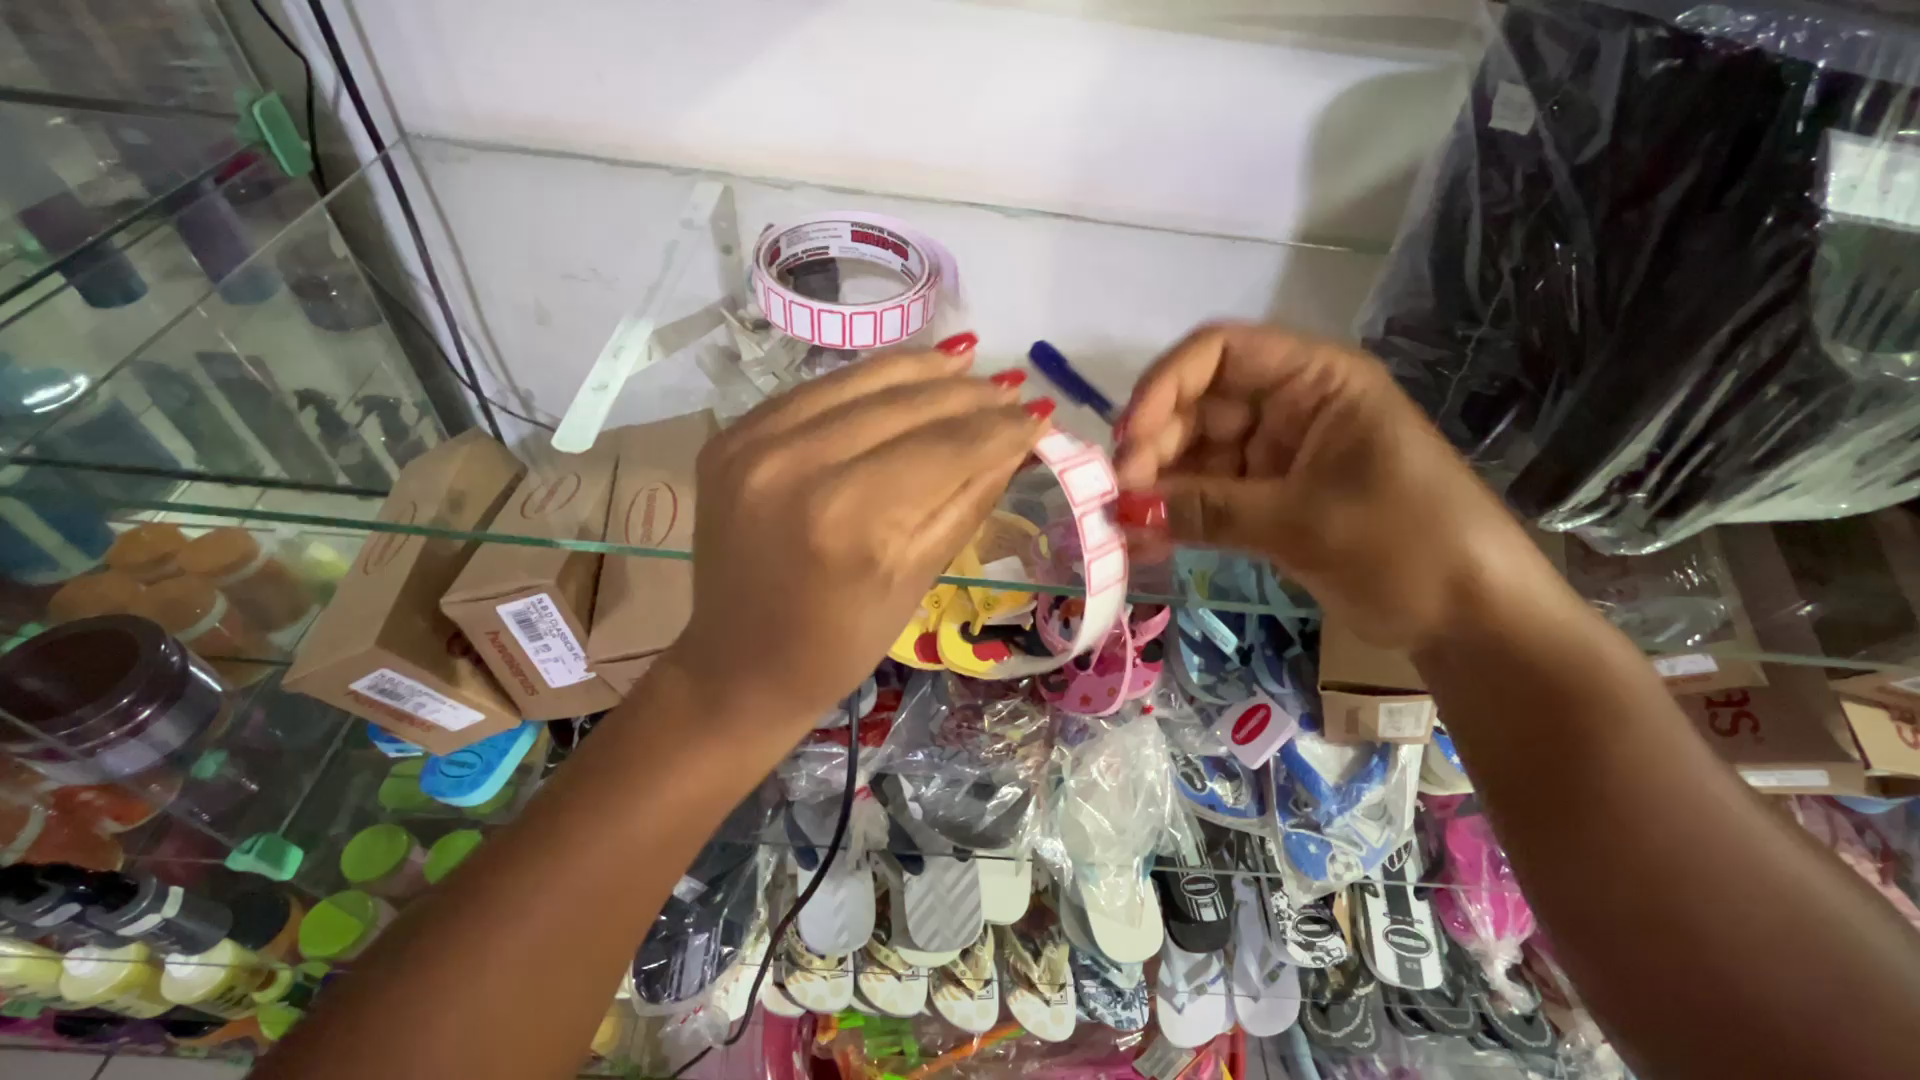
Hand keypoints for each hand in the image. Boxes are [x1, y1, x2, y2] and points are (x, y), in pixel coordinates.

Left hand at [666, 337, 1046, 727]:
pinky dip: (865, 382)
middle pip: (904, 407)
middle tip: (1015, 387)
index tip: (1042, 414)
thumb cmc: (839, 646)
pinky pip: (815, 393)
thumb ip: (969, 498)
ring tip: (969, 360)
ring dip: (922, 371)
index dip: (1001, 428)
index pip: (946, 449)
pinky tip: (906, 375)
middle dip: (970, 394)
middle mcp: (797, 465)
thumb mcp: (917, 579)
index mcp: (850, 519)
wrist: (736, 665)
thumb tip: (1020, 440)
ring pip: (858, 384)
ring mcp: (753, 444)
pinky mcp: (730, 437)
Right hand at [1113, 323, 1556, 650]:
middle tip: (1116, 501)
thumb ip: (1208, 511)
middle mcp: (1290, 407)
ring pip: (1195, 456)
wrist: (1471, 617)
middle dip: (1153, 449)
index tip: (1128, 443)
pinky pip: (1209, 497)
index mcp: (1316, 380)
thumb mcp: (1304, 522)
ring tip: (1121, 533)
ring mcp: (1278, 456)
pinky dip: (1177, 518)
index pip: (1220, 352)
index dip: (1164, 387)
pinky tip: (1143, 546)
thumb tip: (1123, 514)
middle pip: (1198, 406)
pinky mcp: (1270, 501)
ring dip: (1156, 490)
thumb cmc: (1407, 543)